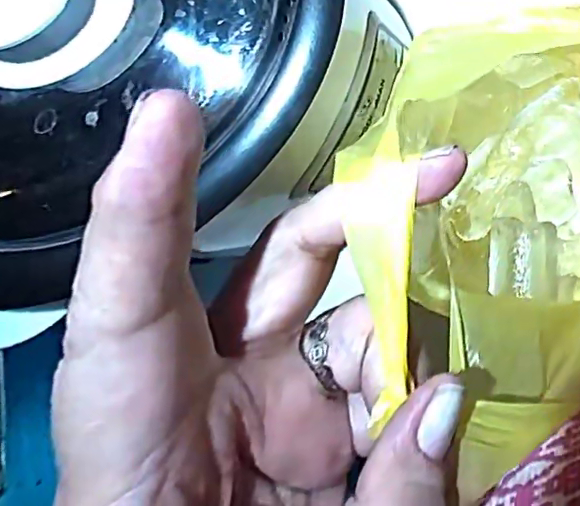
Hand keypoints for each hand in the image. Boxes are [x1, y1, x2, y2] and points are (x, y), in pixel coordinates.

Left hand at [51, 90, 468, 504]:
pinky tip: (411, 415)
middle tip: (445, 172)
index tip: (166, 113)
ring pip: (346, 305)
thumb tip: (452, 394)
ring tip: (405, 411)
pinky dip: (407, 367)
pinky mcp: (308, 411)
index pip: (127, 312)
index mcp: (146, 448)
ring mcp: (261, 399)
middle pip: (279, 263)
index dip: (142, 206)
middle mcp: (204, 397)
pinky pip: (374, 352)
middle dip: (361, 211)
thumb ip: (386, 493)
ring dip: (399, 333)